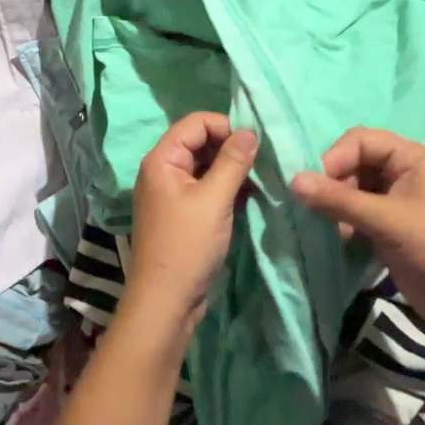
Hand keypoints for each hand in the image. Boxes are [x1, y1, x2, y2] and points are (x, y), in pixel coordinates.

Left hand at [127, 113, 258, 328]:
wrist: (166, 302)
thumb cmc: (187, 246)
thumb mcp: (214, 200)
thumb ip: (233, 162)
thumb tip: (250, 131)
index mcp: (162, 159)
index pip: (196, 123)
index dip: (226, 126)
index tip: (256, 144)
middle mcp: (163, 170)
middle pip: (200, 142)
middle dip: (231, 148)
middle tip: (262, 162)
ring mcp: (172, 193)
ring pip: (205, 166)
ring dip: (232, 170)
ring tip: (260, 179)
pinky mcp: (182, 213)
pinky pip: (206, 188)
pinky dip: (226, 188)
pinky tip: (249, 197)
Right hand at [291, 127, 424, 332]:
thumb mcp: (388, 221)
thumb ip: (339, 200)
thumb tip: (292, 181)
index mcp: (410, 158)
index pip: (359, 141)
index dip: (334, 158)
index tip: (314, 186)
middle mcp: (402, 173)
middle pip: (353, 164)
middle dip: (332, 184)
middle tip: (314, 209)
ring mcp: (396, 202)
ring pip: (353, 191)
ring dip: (336, 206)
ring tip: (324, 226)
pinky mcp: (391, 229)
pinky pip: (358, 215)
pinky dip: (345, 224)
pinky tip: (339, 241)